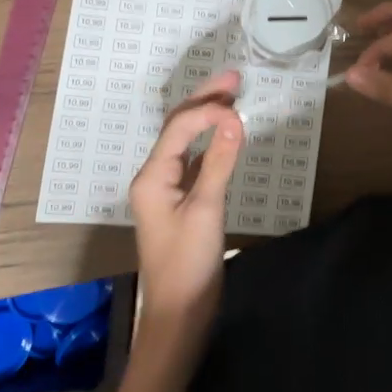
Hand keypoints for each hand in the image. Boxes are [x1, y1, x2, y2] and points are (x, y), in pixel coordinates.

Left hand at [129, 71, 243, 328]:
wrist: (179, 314)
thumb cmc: (189, 263)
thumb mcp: (206, 209)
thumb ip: (220, 162)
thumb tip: (234, 119)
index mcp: (152, 176)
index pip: (179, 128)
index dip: (208, 110)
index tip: (240, 106)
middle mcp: (154, 177)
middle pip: (177, 128)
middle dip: (204, 101)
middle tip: (235, 77)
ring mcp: (166, 190)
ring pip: (186, 143)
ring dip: (208, 118)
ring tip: (234, 95)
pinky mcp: (181, 203)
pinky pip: (195, 161)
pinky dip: (212, 143)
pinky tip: (228, 135)